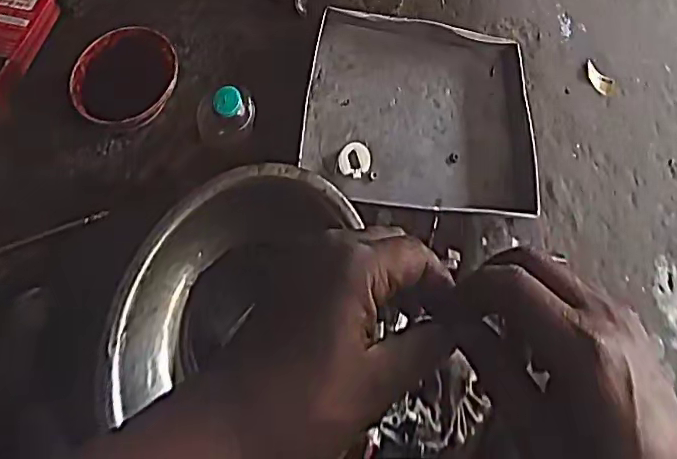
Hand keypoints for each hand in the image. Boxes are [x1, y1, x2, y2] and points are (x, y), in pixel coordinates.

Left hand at [87, 229, 452, 458]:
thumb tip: (451, 331)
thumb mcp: (374, 386)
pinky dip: (365, 287)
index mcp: (353, 263)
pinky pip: (341, 267)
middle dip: (421, 279)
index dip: (445, 283)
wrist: (219, 431)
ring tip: (410, 325)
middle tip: (439, 318)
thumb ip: (424, 349)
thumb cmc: (286, 411)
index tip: (457, 311)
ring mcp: (305, 261)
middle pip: (394, 246)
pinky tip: (371, 326)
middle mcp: (329, 249)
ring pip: (368, 254)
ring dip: (393, 282)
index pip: (419, 254)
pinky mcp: (290, 278)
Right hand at [454, 248, 676, 458]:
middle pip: (534, 259)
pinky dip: (547, 301)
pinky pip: (577, 290)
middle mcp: (607, 317)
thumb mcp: (539, 435)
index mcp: (584, 345)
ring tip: (501, 332)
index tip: (454, 302)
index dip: (473, 287)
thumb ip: (498, 374)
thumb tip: (466, 331)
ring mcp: (622, 315)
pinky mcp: (629, 323)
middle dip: (493, 276)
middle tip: (468, 304)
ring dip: (520, 288)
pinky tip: (538, 342)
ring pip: (554, 270)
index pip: (512, 281)